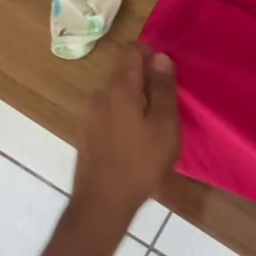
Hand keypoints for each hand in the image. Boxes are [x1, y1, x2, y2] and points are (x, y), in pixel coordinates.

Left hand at [71, 44, 179, 227]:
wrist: (102, 202)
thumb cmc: (141, 163)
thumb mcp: (164, 125)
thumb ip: (163, 89)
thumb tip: (160, 57)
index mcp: (119, 89)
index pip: (131, 52)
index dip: (151, 54)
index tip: (168, 72)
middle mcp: (99, 96)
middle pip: (123, 74)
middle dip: (145, 80)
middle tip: (168, 102)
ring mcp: (89, 116)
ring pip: (116, 96)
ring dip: (135, 100)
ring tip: (155, 124)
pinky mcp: (87, 135)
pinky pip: (109, 114)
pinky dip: (124, 117)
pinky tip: (136, 140)